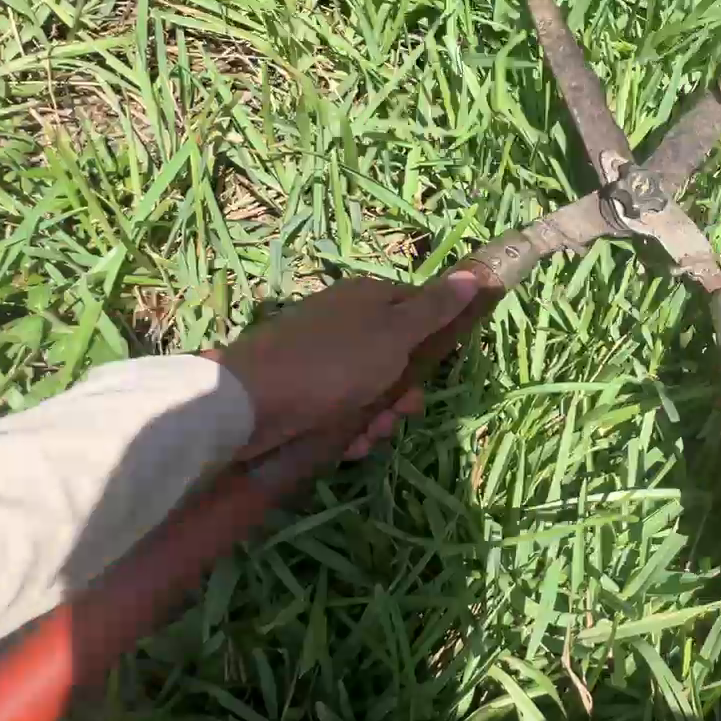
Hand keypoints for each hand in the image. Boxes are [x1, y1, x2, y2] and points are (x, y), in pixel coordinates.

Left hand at [204, 272, 482, 459]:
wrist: (248, 404)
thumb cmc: (335, 363)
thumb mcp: (396, 334)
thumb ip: (435, 309)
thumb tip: (472, 276)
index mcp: (368, 297)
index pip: (418, 307)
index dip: (434, 338)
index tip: (439, 366)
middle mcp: (345, 319)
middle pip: (396, 353)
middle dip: (404, 390)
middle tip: (402, 412)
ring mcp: (320, 353)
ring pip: (370, 385)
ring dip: (379, 415)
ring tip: (370, 436)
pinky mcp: (300, 386)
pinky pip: (341, 405)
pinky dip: (350, 426)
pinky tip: (349, 444)